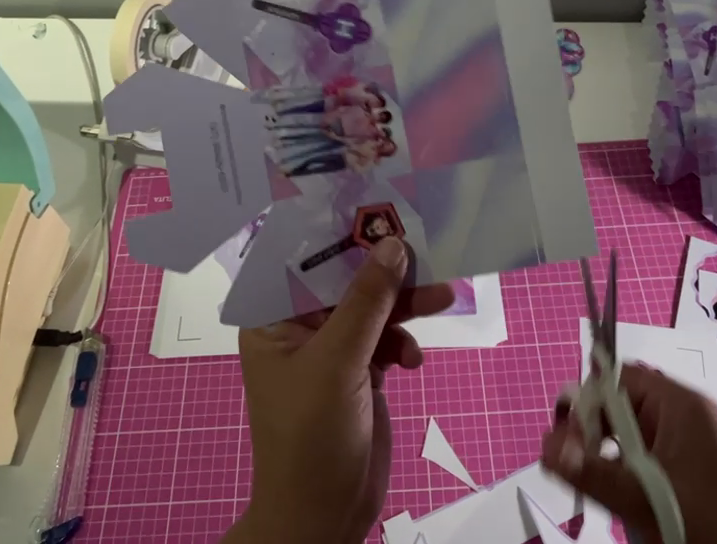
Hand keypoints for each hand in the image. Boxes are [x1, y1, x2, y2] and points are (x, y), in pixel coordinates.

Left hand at [224, 238, 455, 543]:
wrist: (325, 515)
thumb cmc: (311, 434)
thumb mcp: (338, 361)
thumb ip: (367, 301)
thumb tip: (393, 243)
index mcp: (273, 317)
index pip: (303, 259)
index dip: (339, 232)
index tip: (377, 204)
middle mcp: (299, 325)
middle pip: (345, 280)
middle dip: (384, 269)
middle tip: (425, 247)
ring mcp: (331, 349)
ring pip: (372, 307)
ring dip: (405, 304)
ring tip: (444, 296)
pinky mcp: (359, 370)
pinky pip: (386, 337)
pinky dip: (403, 341)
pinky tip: (413, 359)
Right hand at [542, 364, 716, 543]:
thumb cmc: (716, 526)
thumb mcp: (646, 500)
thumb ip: (593, 473)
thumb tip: (545, 445)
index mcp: (678, 403)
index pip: (616, 378)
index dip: (586, 404)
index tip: (568, 442)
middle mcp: (688, 413)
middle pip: (624, 406)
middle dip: (597, 437)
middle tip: (580, 472)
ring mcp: (699, 442)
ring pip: (637, 436)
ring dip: (616, 461)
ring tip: (608, 495)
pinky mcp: (705, 470)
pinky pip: (656, 458)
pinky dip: (638, 477)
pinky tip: (635, 506)